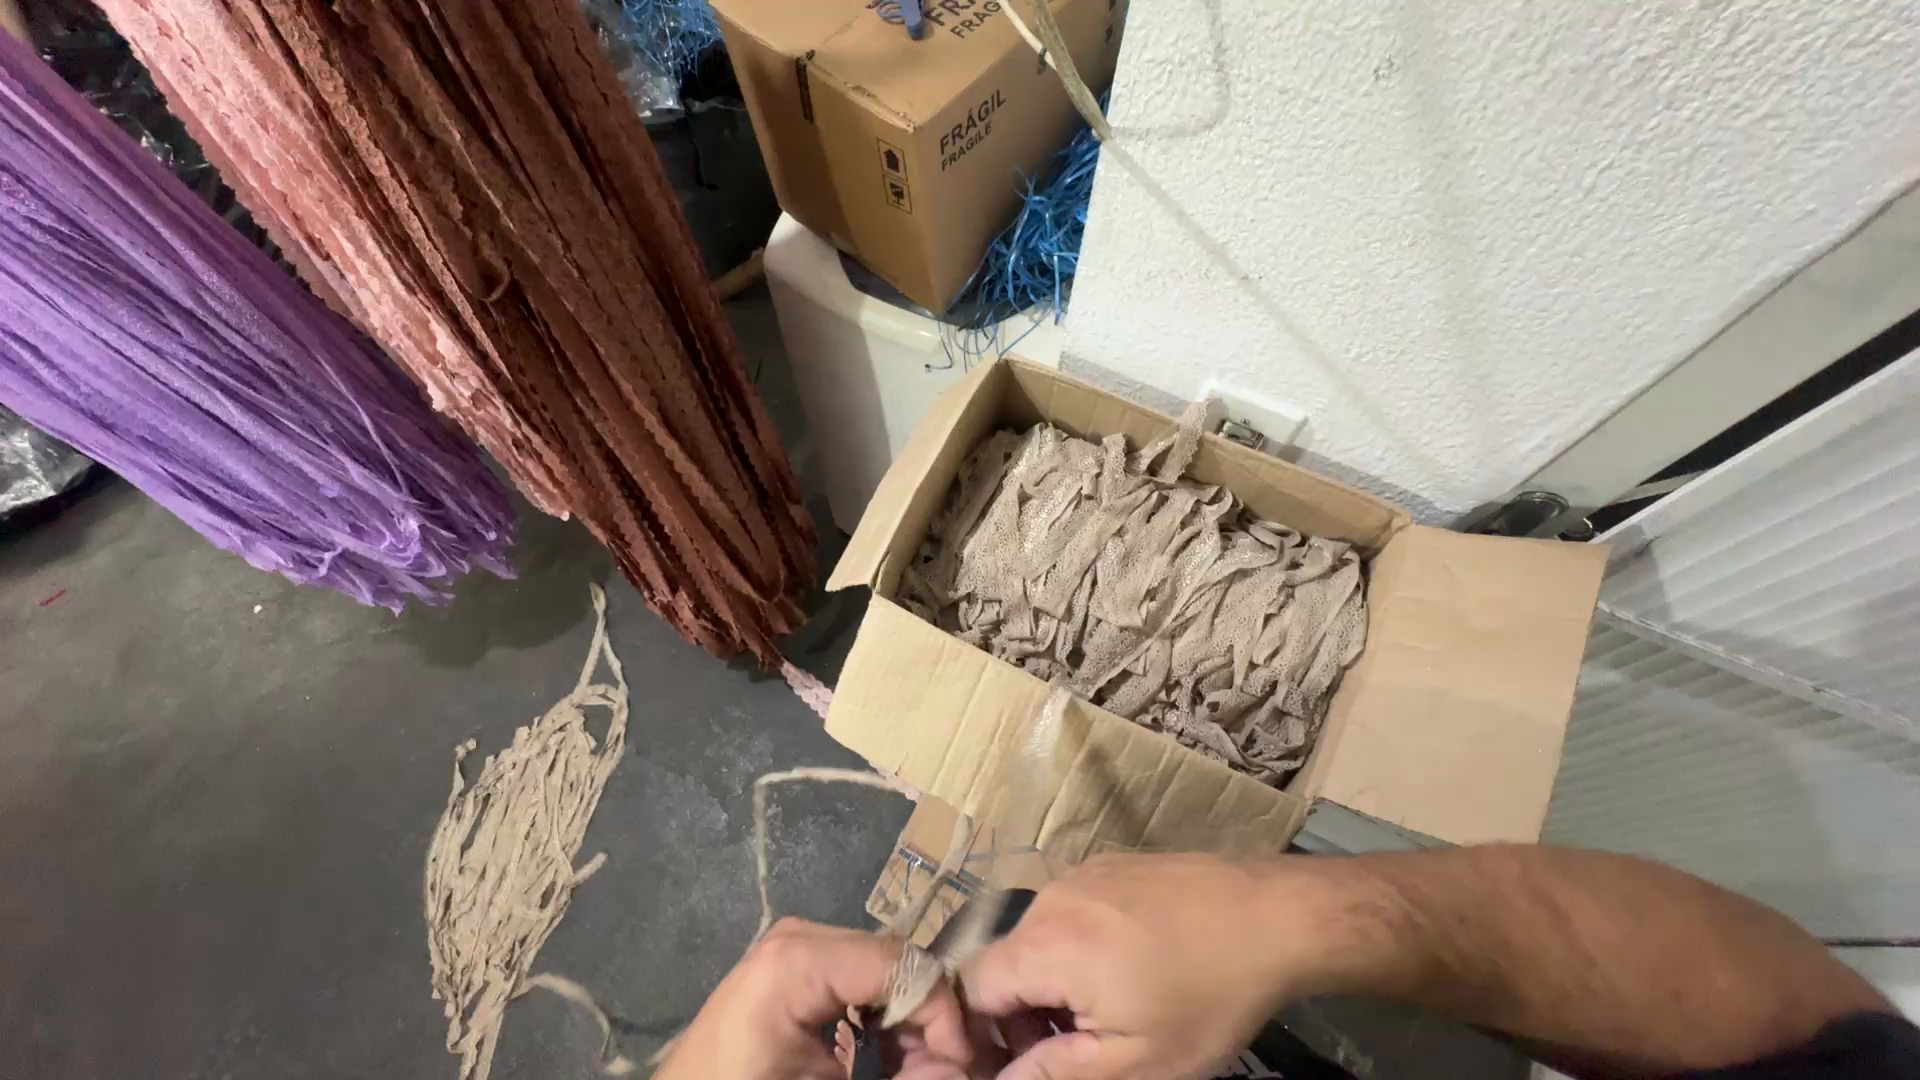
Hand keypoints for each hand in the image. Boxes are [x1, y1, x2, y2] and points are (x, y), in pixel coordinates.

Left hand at [655, 917, 975, 1079]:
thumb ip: (896, 1070)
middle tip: (939, 1065)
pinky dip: (879, 1005)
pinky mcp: (793, 958)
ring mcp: (795, 941)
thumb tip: (957, 1063)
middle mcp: (800, 934)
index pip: (902, 962)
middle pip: (894, 957)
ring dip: (905, 1012)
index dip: (941, 1011)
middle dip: (925, 1013)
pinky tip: (880, 1046)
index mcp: (799, 960)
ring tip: (910, 1062)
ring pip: (881, 963)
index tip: (961, 1062)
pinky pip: (857, 970)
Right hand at [962, 853, 1315, 1079]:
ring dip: (1052, 985)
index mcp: (1045, 945)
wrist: (1268, 915)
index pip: (969, 986)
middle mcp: (1049, 900)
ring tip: (1110, 1012)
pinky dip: (1077, 950)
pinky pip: (1068, 915)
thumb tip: (998, 1078)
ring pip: (1037, 940)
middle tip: (1075, 1051)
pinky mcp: (1105, 866)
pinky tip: (1130, 968)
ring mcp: (1078, 876)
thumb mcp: (1132, 1061)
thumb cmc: (1203, 996)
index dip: (977, 1034)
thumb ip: (1052, 1074)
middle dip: (1023, 1016)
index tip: (1016, 1064)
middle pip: (1004, 964)